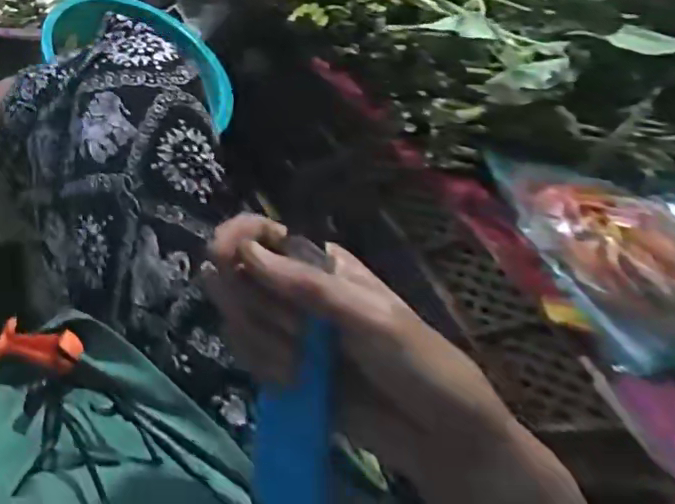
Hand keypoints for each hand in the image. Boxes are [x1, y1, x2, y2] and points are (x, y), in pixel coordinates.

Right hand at [202, 214, 581, 503]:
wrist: (446, 444)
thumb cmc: (423, 366)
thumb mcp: (374, 318)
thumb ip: (309, 285)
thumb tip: (245, 252)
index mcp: (314, 262)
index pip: (255, 230)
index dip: (235, 236)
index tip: (228, 255)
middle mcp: (287, 284)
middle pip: (231, 269)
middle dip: (257, 304)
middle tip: (296, 331)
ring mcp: (278, 322)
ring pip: (231, 309)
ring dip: (264, 339)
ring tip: (305, 365)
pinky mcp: (273, 358)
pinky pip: (239, 347)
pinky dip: (263, 364)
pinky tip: (296, 381)